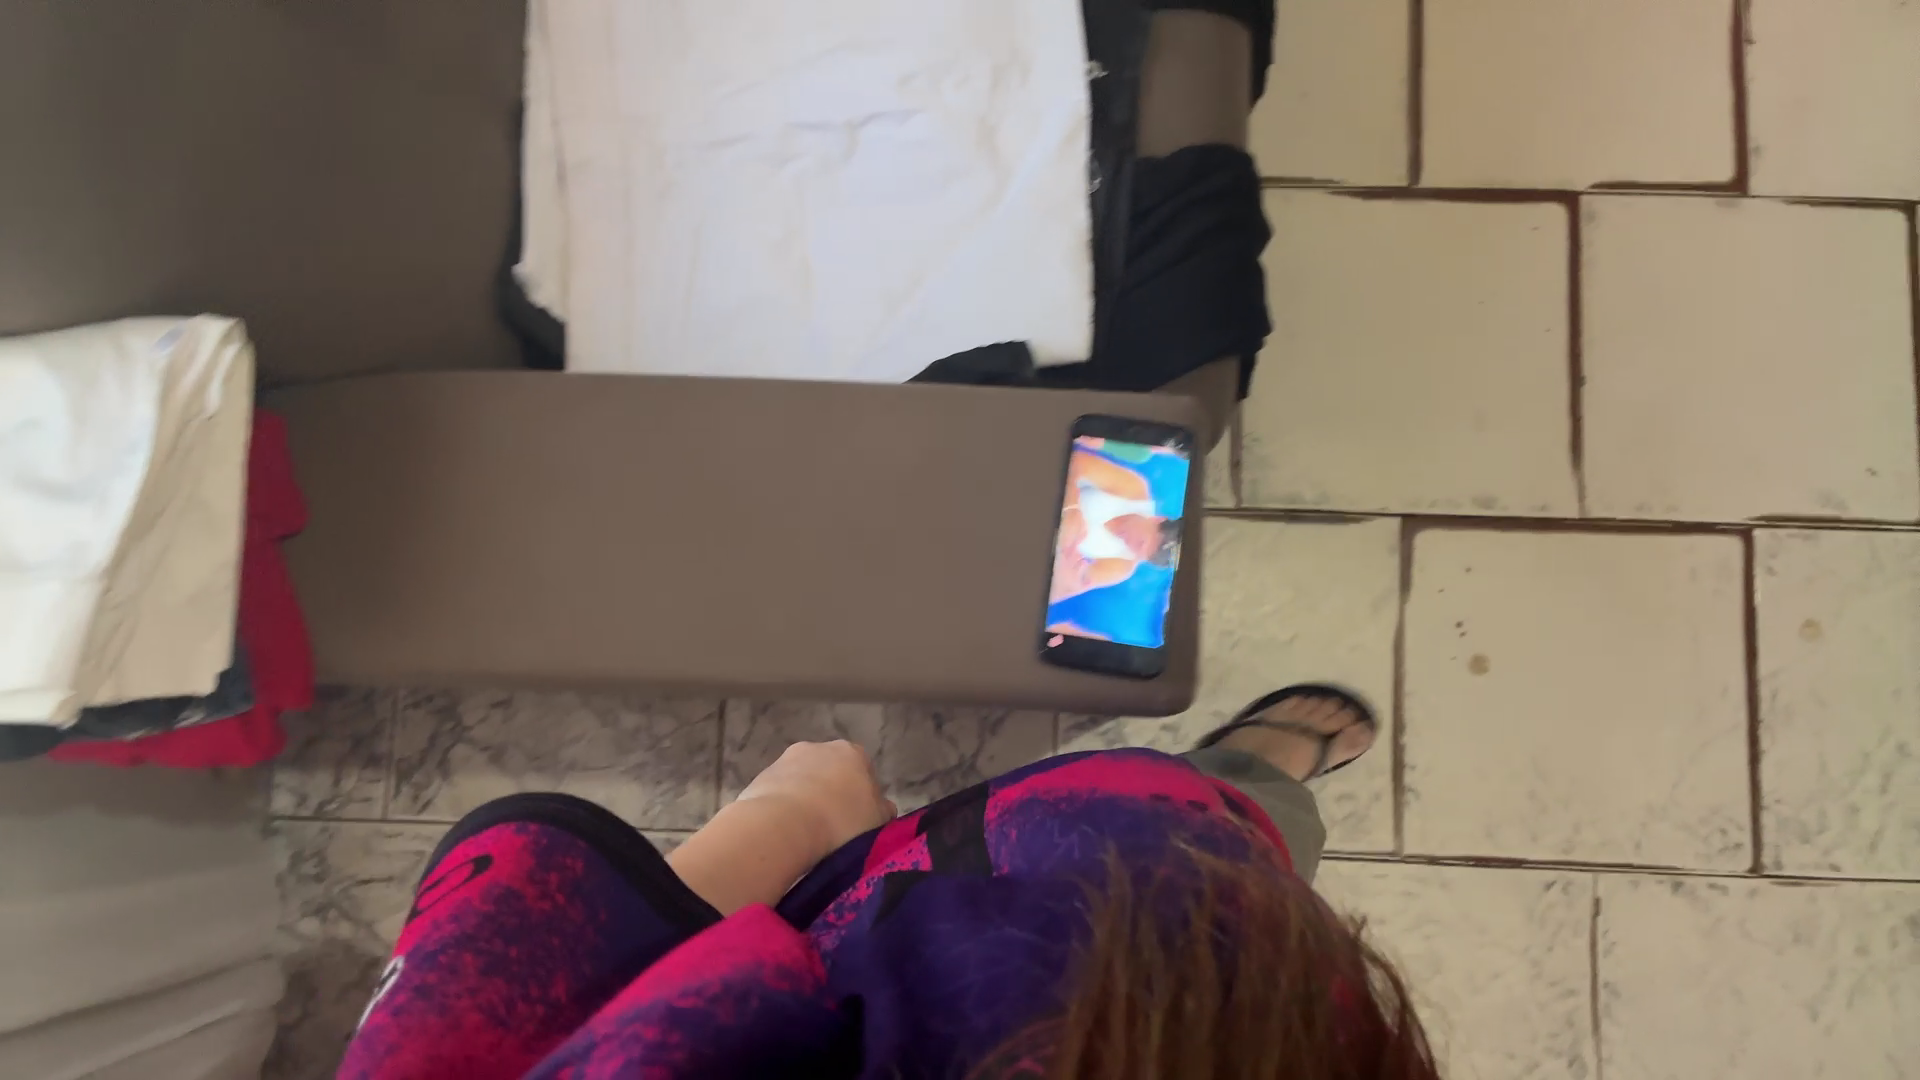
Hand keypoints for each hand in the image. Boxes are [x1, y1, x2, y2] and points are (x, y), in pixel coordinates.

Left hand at [735, 741, 896, 858]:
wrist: (781, 827)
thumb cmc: (840, 821)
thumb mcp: (877, 821)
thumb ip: (883, 810)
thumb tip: (883, 807)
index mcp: (852, 752)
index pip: (864, 771)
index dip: (863, 797)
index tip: (858, 822)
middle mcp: (818, 747)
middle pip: (831, 772)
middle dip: (832, 794)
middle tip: (833, 828)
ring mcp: (786, 760)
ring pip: (802, 782)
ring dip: (805, 801)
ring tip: (806, 835)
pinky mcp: (760, 778)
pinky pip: (779, 794)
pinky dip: (782, 809)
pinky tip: (784, 833)